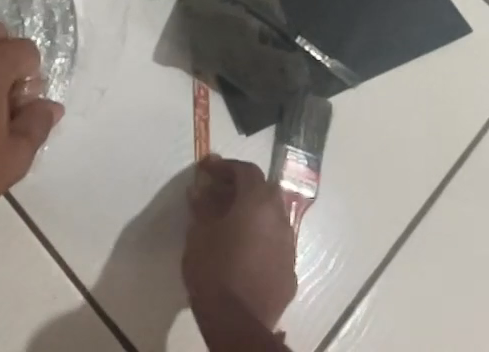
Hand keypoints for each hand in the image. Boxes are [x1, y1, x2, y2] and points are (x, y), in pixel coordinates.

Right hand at [183, 155, 297, 330]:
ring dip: (254, 213)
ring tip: (230, 222)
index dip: (226, 166)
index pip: (247, 171)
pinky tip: (243, 251)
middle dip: (243, 187)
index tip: (206, 170)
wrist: (237, 322)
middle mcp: (279, 220)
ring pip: (273, 218)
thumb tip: (200, 189)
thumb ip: (202, 206)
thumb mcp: (199, 232)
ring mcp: (288, 248)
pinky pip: (275, 244)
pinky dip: (260, 238)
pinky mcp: (290, 272)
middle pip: (265, 191)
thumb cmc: (213, 269)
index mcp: (257, 204)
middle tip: (219, 193)